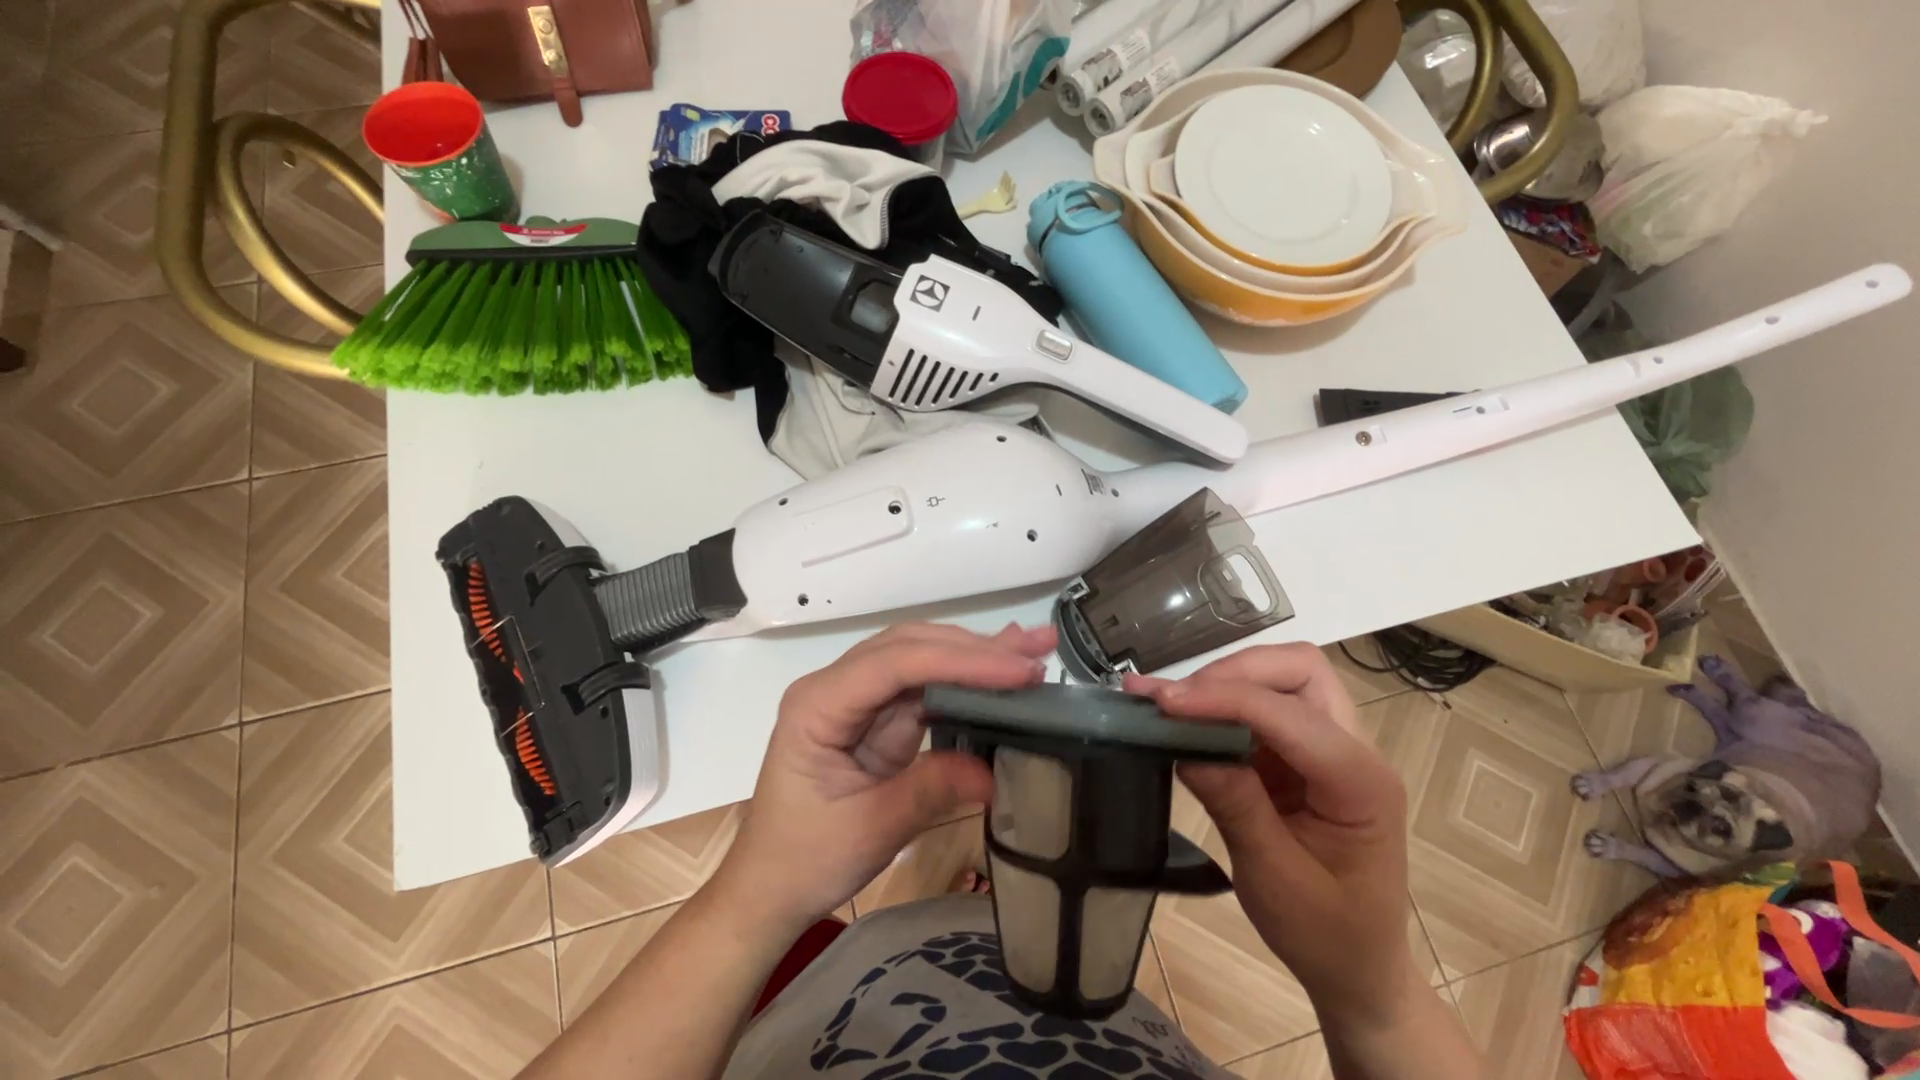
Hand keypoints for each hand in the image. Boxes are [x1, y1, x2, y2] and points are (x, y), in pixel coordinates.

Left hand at [710, 622, 1054, 931]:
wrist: (771, 887)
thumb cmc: (806, 859)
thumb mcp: (871, 828)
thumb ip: (930, 790)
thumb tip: (995, 773)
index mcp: (818, 704)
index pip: (894, 664)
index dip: (959, 662)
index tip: (1017, 671)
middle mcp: (835, 687)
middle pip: (909, 648)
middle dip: (974, 649)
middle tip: (1037, 653)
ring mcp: (857, 700)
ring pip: (920, 659)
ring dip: (975, 655)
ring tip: (1034, 651)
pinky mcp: (877, 717)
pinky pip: (925, 688)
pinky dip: (965, 681)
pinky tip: (1002, 672)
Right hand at [1127, 644, 1414, 1021]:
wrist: (1358, 966)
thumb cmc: (1326, 933)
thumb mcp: (1275, 879)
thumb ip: (1236, 807)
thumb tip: (1184, 749)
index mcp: (1361, 784)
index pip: (1291, 716)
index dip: (1225, 700)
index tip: (1164, 703)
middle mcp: (1354, 751)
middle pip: (1300, 671)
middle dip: (1233, 672)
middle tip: (1173, 699)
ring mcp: (1331, 749)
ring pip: (1283, 679)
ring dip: (1225, 682)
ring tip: (1165, 701)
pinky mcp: (1303, 756)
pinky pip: (1265, 709)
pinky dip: (1222, 706)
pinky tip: (1182, 717)